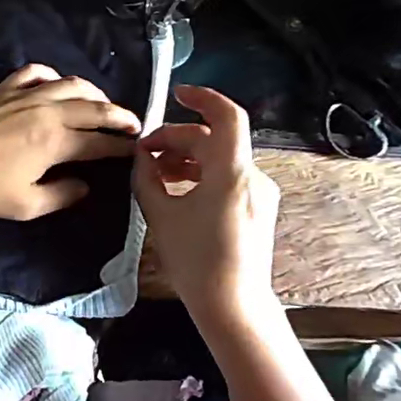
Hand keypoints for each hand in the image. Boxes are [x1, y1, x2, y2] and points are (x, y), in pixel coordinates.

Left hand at [0, 64, 140, 219]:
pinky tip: (56, 84)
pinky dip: (53, 76)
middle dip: (120, 116)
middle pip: (95, 107)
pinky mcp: (3, 88)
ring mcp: (25, 94)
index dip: (123, 148)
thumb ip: (61, 196)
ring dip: (94, 93)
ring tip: (103, 104)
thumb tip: (83, 186)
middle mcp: (48, 110)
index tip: (138, 151)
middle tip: (135, 125)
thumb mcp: (25, 205)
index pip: (101, 142)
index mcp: (57, 141)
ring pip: (71, 84)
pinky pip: (36, 73)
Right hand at [133, 85, 280, 320]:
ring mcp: (259, 193)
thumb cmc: (195, 259)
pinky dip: (200, 174)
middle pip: (214, 139)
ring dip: (186, 158)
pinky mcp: (257, 208)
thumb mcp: (160, 215)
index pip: (226, 116)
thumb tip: (141, 156)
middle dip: (177, 139)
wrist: (233, 306)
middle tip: (143, 153)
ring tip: (154, 173)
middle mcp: (252, 175)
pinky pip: (227, 177)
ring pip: (219, 159)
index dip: (202, 98)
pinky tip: (176, 190)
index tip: (176, 94)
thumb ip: (147, 178)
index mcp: (231, 172)